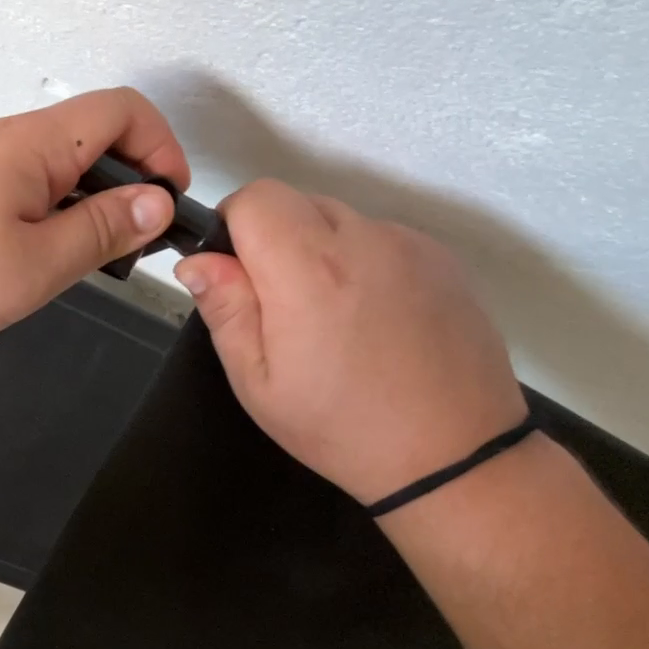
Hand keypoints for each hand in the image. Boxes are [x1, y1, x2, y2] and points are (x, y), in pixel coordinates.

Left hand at [0, 88, 185, 349]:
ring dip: (83, 204)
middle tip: (127, 247)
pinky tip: (33, 259)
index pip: (122, 110)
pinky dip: (45, 213)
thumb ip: (104, 229)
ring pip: (53, 167)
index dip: (161, 149)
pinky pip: (18, 187)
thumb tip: (158, 201)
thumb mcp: (39, 263)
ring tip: (82, 261)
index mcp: (33, 143)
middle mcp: (3, 139)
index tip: (168, 206)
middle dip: (124, 184)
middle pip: (89, 137)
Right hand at [174, 180, 527, 505]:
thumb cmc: (338, 425)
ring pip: (339, 219)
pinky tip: (367, 320)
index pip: (256, 197)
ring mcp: (411, 244)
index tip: (232, 273)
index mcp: (310, 268)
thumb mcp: (256, 380)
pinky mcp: (442, 258)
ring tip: (326, 320)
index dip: (231, 225)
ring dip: (316, 251)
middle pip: (296, 201)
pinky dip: (358, 263)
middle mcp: (364, 239)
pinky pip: (379, 239)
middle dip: (270, 240)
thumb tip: (198, 260)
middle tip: (275, 310)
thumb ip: (225, 309)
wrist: (451, 451)